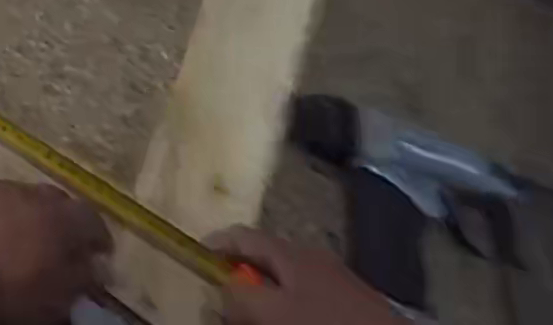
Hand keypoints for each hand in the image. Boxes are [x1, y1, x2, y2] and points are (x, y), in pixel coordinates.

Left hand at [0, 181, 112, 322]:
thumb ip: (83, 275)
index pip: (90, 216)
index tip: (100, 252)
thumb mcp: (61, 296)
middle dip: (63, 219)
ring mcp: (3, 188)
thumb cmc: (18, 295)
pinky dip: (5, 211)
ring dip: (32, 212)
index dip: (98, 234)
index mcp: (61, 219)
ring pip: (27, 195)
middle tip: (62, 244)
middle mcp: (34, 194)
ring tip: (27, 236)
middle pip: (57, 200)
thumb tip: (95, 265)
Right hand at [210, 226, 399, 324]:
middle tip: (226, 303)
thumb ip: (242, 298)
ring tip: (256, 318)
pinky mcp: (355, 309)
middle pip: (264, 260)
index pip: (241, 236)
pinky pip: (310, 301)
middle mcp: (312, 258)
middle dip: (242, 279)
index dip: (215, 245)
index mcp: (291, 252)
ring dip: (267, 299)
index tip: (196, 263)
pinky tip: (290, 322)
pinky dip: (292, 310)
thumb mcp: (278, 314)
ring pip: (288, 284)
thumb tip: (218, 289)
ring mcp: (337, 283)